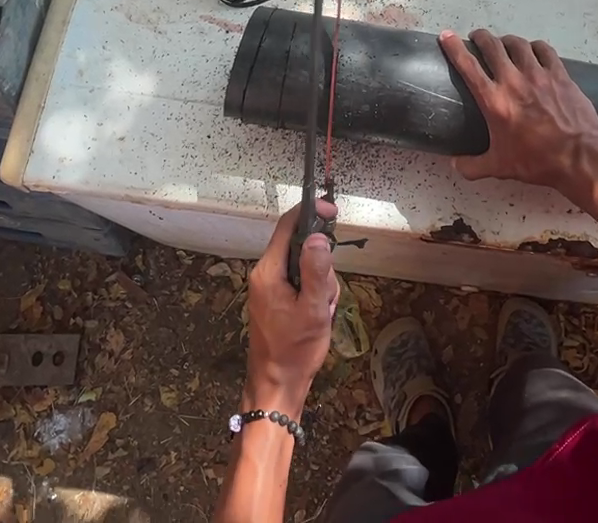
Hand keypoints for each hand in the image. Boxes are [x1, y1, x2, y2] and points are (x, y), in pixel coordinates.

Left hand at [243, 200, 339, 410]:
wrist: (276, 387)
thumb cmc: (295, 350)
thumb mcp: (313, 309)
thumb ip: (316, 270)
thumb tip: (319, 236)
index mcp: (268, 271)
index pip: (288, 225)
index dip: (310, 212)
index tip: (333, 210)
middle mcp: (264, 274)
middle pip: (298, 246)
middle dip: (321, 263)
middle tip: (328, 293)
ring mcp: (269, 287)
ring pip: (302, 265)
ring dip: (320, 283)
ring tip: (323, 310)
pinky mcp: (275, 299)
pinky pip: (299, 282)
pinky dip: (313, 293)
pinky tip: (317, 315)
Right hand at [438, 29, 597, 198]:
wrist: (579, 158)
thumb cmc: (536, 162)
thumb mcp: (499, 167)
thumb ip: (472, 166)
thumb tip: (455, 165)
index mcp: (494, 101)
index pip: (468, 66)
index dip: (454, 47)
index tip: (447, 36)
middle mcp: (513, 81)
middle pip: (492, 46)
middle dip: (481, 37)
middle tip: (477, 38)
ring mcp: (539, 75)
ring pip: (518, 44)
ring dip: (507, 40)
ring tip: (504, 43)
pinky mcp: (560, 75)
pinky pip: (545, 50)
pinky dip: (535, 46)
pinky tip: (534, 50)